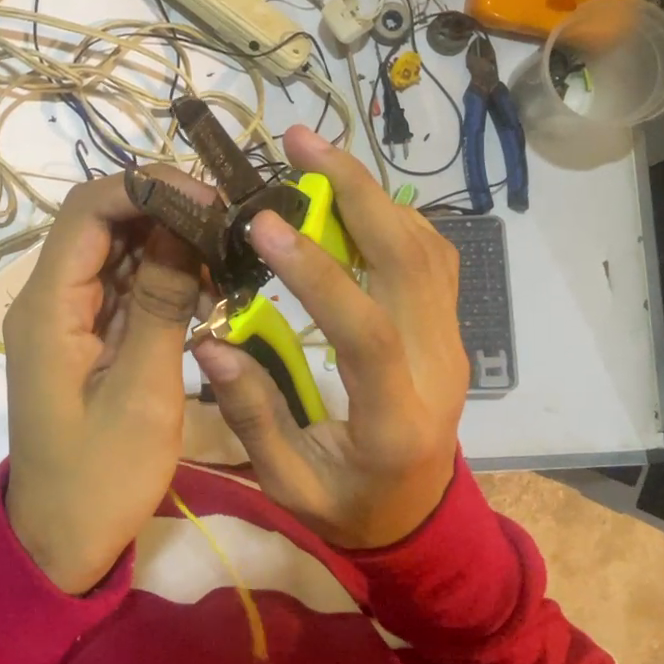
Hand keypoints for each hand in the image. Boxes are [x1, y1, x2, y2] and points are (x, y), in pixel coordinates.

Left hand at [2, 171, 209, 593]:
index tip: (208, 198)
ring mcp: (63, 319)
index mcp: (48, 307)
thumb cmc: (100, 478)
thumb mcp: (142, 392)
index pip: (88, 210)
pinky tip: (202, 284)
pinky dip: (157, 278)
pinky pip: (117, 288)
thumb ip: (160, 304)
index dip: (146, 188)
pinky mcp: (81, 339)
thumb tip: (185, 227)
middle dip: (162, 210)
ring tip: (224, 251)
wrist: (59, 540)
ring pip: (111, 252)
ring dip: (164, 243)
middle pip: (98, 224)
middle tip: (228, 223)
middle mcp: (47, 300)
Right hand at [191, 127, 468, 549]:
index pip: (364, 331)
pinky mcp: (448, 328)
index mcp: (394, 417)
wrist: (418, 520)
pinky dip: (394, 216)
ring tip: (316, 154)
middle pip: (411, 262)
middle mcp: (436, 367)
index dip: (317, 273)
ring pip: (426, 248)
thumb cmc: (348, 507)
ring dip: (373, 193)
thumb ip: (254, 416)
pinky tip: (353, 197)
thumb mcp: (289, 485)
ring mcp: (451, 342)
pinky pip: (432, 258)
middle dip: (354, 192)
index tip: (261, 224)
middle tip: (297, 143)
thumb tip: (212, 343)